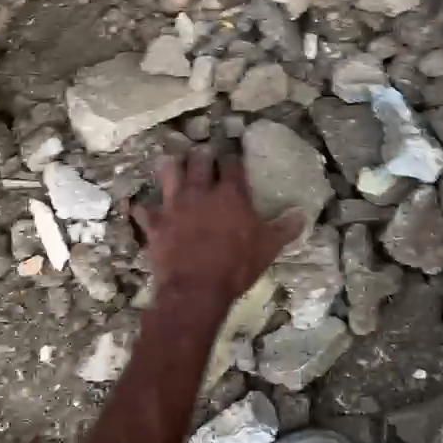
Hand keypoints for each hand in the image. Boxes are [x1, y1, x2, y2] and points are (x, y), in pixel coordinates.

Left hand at [131, 148, 302, 312]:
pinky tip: (140, 205)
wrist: (196, 289)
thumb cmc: (236, 265)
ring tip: (172, 160)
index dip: (232, 158)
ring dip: (171, 166)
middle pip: (198, 161)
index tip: (232, 157)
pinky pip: (143, 210)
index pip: (232, 164)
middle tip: (202, 153)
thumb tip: (302, 215)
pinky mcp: (155, 223)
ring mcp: (174, 205)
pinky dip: (142, 207)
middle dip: (201, 155)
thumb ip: (285, 229)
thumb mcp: (268, 248)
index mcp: (230, 193)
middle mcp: (201, 191)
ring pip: (169, 173)